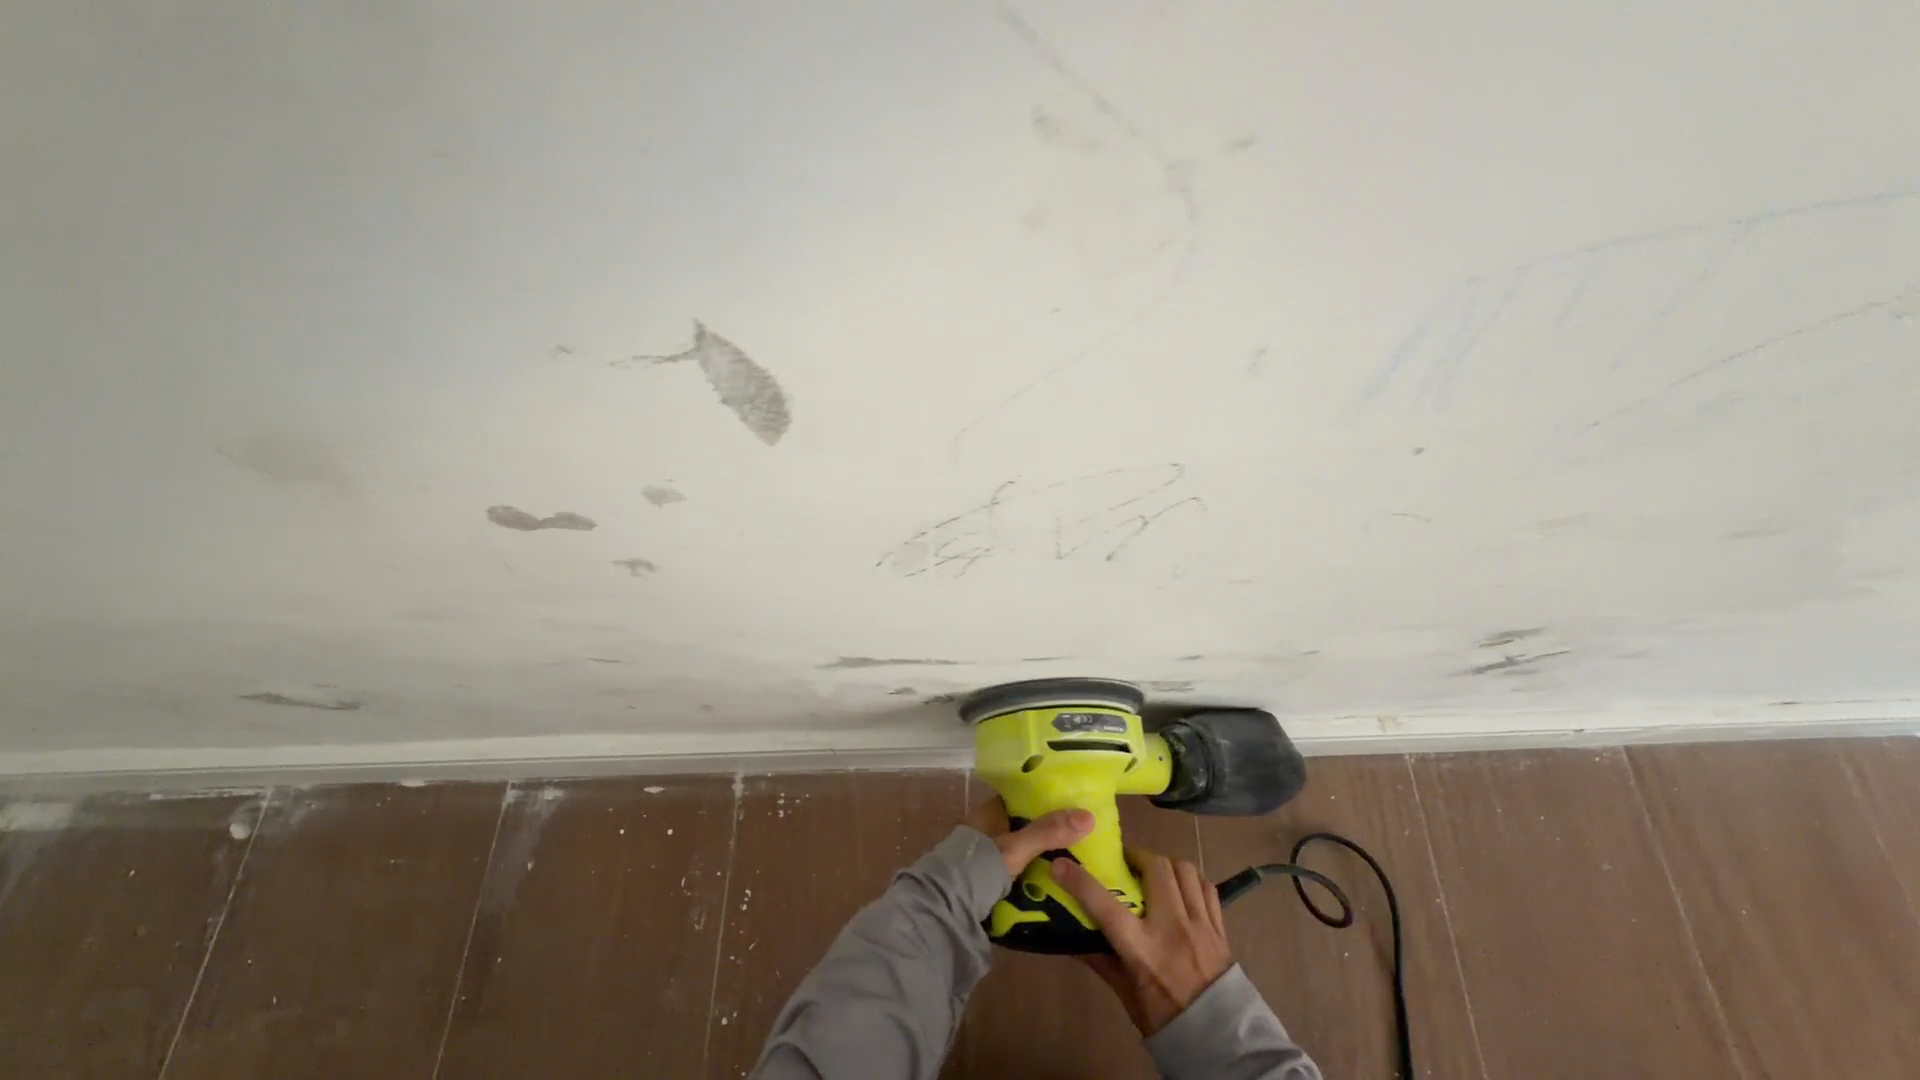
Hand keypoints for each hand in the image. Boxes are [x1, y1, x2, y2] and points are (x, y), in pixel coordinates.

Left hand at [964, 796, 1094, 879]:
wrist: (946, 909)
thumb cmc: (978, 867)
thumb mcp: (1016, 847)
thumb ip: (1049, 831)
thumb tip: (1089, 816)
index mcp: (990, 812)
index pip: (1024, 797)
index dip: (1049, 798)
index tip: (1077, 803)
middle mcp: (990, 830)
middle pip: (1027, 825)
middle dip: (1053, 831)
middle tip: (1087, 834)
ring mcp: (990, 856)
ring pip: (1026, 850)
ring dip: (1046, 855)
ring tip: (1083, 858)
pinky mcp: (992, 880)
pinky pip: (1022, 872)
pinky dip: (1037, 874)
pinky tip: (1060, 880)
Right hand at [1052, 847, 1232, 1035]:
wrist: (1220, 1038)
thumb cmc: (1165, 1018)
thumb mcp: (1126, 994)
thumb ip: (1101, 960)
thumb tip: (1070, 937)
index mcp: (1143, 950)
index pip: (1106, 906)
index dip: (1080, 882)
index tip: (1060, 863)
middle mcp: (1173, 928)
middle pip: (1156, 868)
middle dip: (1136, 856)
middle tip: (1124, 863)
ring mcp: (1200, 924)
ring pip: (1184, 870)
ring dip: (1164, 864)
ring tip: (1152, 871)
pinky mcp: (1219, 926)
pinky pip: (1206, 886)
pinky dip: (1190, 879)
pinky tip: (1179, 888)